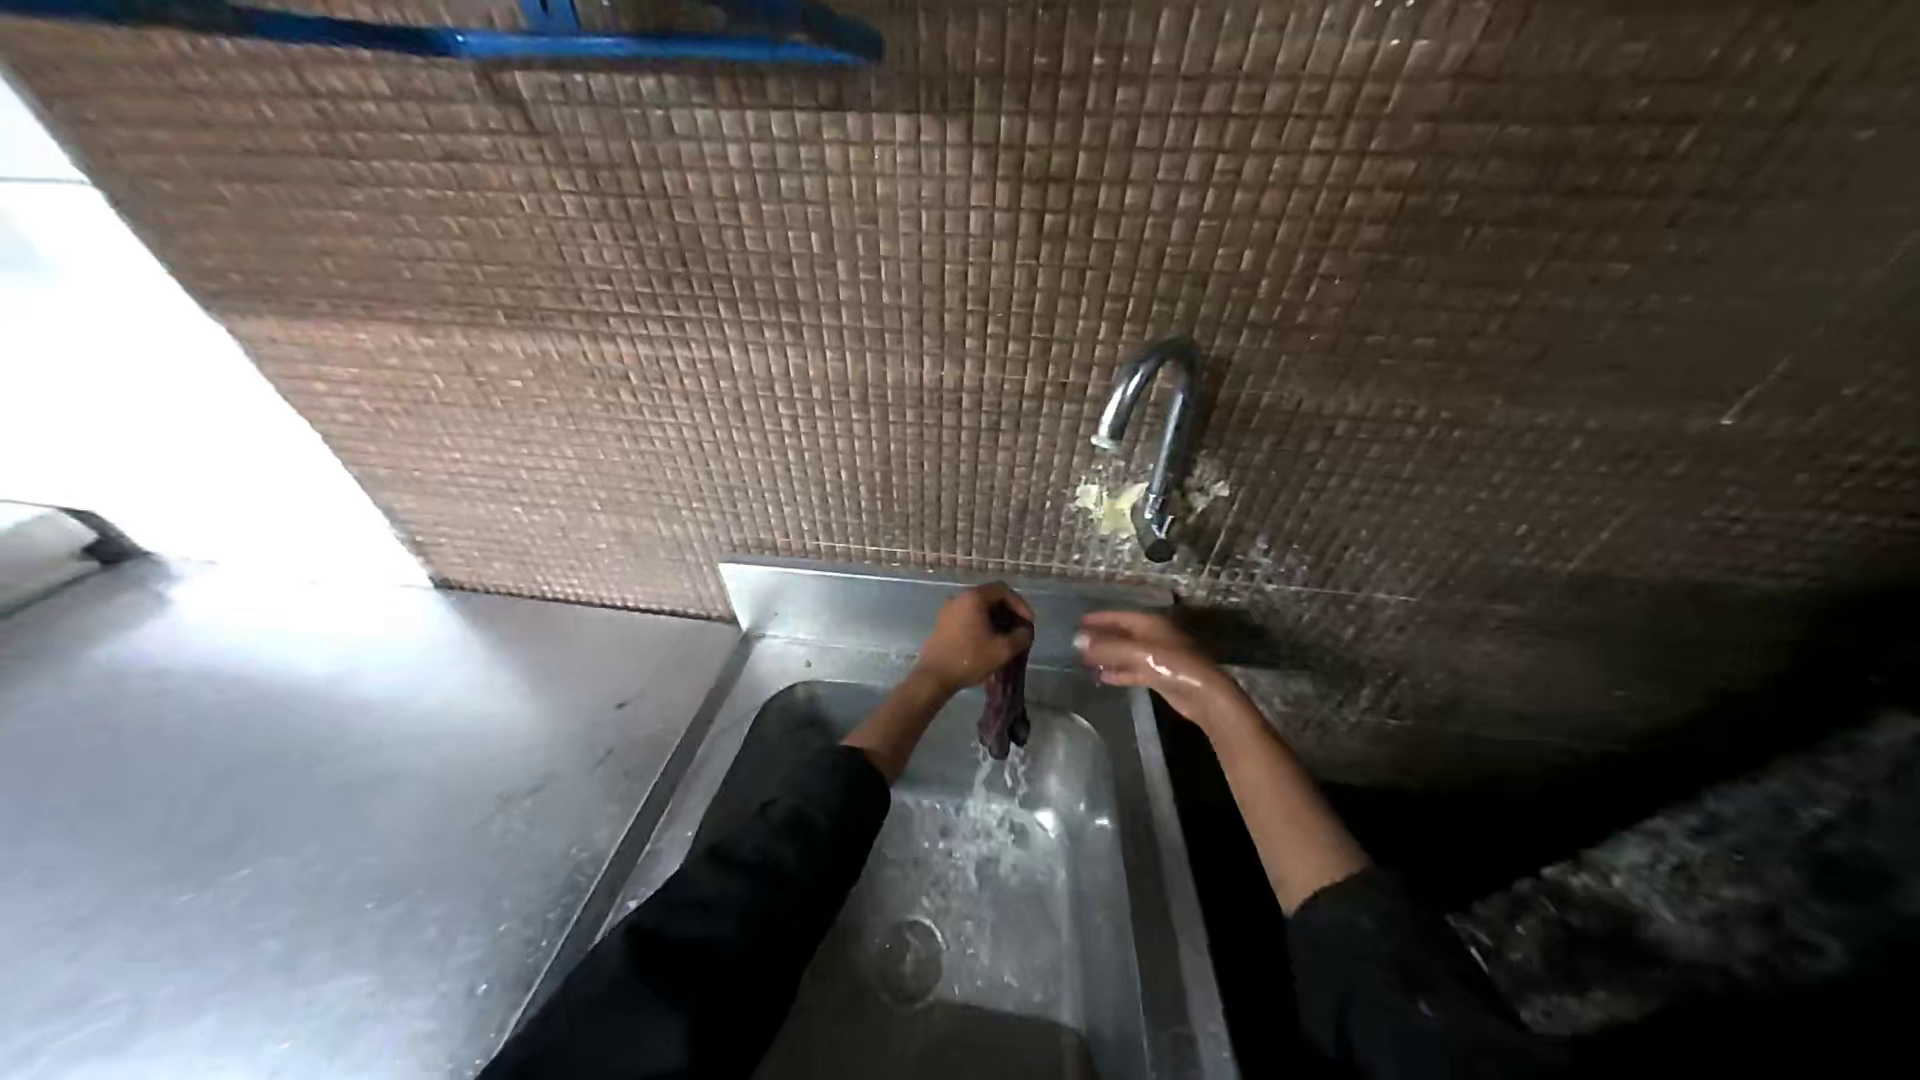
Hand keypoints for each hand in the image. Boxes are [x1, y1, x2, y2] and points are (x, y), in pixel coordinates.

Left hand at [912, 583, 1035, 694]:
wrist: (934, 677)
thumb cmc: (969, 659)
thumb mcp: (1002, 650)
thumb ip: (1021, 637)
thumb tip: (1025, 631)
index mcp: (973, 598)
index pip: (1003, 590)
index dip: (1020, 605)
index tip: (1028, 623)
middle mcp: (959, 598)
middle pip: (990, 597)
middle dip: (1008, 612)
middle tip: (1019, 630)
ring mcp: (948, 610)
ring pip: (978, 607)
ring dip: (995, 619)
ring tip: (1005, 637)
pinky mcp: (942, 623)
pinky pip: (967, 616)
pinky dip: (981, 623)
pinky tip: (987, 641)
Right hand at [1073, 611, 1251, 733]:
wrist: (1204, 695)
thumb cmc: (1172, 666)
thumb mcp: (1136, 652)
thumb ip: (1106, 647)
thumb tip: (1078, 641)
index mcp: (1151, 624)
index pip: (1120, 616)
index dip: (1099, 618)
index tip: (1079, 621)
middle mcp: (1154, 636)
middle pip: (1122, 634)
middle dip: (1101, 638)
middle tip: (1078, 643)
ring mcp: (1158, 657)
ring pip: (1126, 653)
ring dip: (1108, 656)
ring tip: (1085, 660)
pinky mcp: (1159, 676)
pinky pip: (1133, 670)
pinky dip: (1119, 672)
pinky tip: (1103, 677)